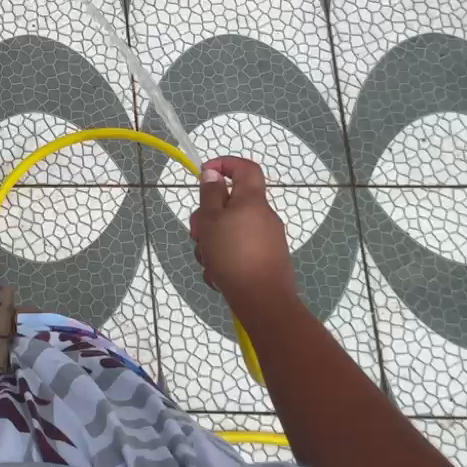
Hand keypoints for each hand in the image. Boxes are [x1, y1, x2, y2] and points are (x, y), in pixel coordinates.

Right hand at [188, 156, 298, 317]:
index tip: (204, 174)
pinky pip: (239, 248)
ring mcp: (267, 239)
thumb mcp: (210, 220)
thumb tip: (214, 174)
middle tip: (198, 232)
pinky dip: (225, 256)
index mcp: (252, 201)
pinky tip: (217, 273)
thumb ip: (210, 195)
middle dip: (208, 215)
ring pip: (231, 228)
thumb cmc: (232, 255)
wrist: (264, 303)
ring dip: (214, 239)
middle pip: (231, 203)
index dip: (225, 163)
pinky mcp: (266, 259)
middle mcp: (264, 217)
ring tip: (207, 259)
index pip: (246, 168)